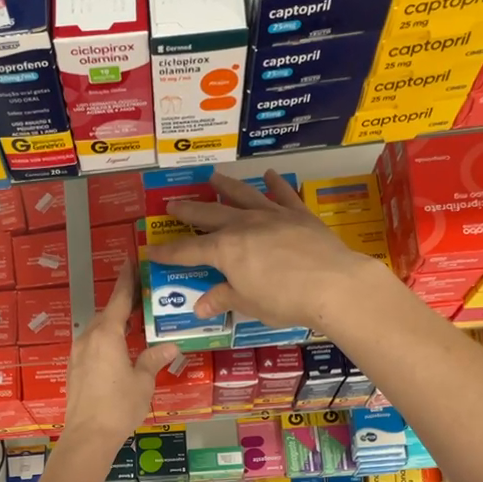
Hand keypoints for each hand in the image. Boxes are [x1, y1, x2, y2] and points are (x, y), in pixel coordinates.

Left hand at [60, 268, 178, 453]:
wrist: (88, 436)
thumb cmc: (119, 406)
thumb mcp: (142, 382)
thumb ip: (153, 359)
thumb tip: (170, 345)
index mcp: (107, 335)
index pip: (118, 298)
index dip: (126, 279)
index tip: (131, 261)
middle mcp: (89, 338)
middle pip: (107, 314)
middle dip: (123, 305)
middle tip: (142, 300)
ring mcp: (78, 354)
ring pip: (97, 331)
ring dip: (114, 325)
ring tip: (133, 325)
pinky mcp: (74, 370)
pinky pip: (92, 346)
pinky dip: (106, 342)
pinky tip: (118, 350)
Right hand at [145, 170, 384, 334]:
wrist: (332, 284)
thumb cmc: (284, 300)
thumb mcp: (248, 304)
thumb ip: (223, 299)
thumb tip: (200, 306)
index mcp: (225, 250)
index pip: (188, 251)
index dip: (168, 252)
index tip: (150, 250)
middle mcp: (244, 225)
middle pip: (210, 215)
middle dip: (189, 211)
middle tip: (173, 204)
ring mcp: (273, 216)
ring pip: (243, 196)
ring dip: (226, 186)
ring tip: (212, 177)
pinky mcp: (299, 214)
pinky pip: (283, 195)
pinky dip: (275, 184)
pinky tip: (269, 175)